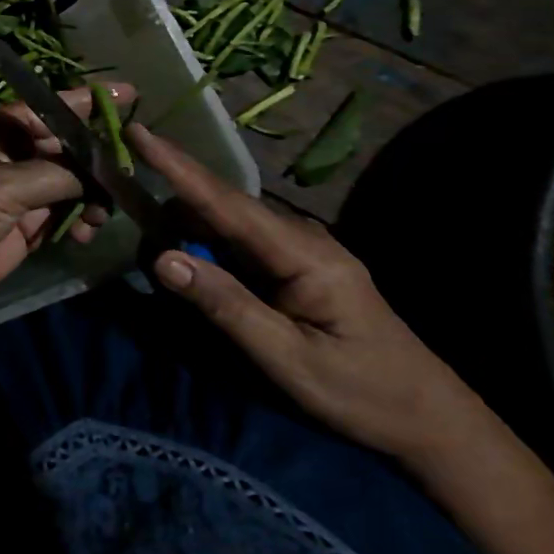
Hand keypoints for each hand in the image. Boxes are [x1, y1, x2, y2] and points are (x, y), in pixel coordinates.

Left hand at [0, 83, 131, 317]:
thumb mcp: (1, 187)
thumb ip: (54, 176)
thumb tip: (100, 173)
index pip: (48, 108)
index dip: (86, 101)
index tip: (129, 94)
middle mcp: (12, 153)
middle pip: (67, 146)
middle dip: (98, 157)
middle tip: (132, 170)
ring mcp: (22, 188)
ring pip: (73, 181)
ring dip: (93, 195)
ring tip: (101, 212)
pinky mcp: (28, 221)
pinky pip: (67, 212)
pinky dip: (81, 220)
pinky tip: (86, 232)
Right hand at [131, 123, 480, 459]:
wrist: (433, 422)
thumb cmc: (362, 393)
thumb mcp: (289, 359)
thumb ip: (226, 304)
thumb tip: (162, 257)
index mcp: (304, 255)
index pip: (226, 202)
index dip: (177, 166)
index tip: (139, 132)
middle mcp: (302, 238)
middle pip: (222, 202)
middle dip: (170, 183)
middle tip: (119, 174)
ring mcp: (301, 249)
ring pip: (227, 218)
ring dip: (182, 215)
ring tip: (139, 220)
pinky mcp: (296, 264)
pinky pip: (237, 238)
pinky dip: (201, 235)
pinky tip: (181, 248)